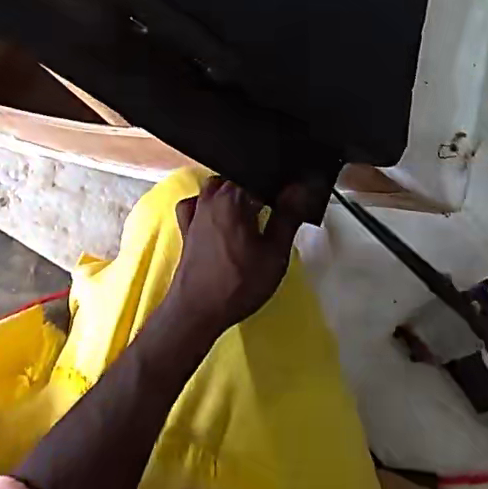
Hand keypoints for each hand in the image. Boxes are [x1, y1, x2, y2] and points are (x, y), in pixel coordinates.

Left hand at [163, 176, 322, 339]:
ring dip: (238, 193)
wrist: (196, 312)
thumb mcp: (274, 253)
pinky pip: (200, 202)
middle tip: (281, 210)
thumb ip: (288, 215)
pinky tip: (223, 216)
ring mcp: (196, 209)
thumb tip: (301, 188)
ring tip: (256, 214)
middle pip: (242, 177)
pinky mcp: (186, 226)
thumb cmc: (237, 284)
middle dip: (263, 188)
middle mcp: (212, 196)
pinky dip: (212, 203)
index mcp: (234, 196)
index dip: (284, 185)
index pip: (265, 176)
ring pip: (221, 186)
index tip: (297, 198)